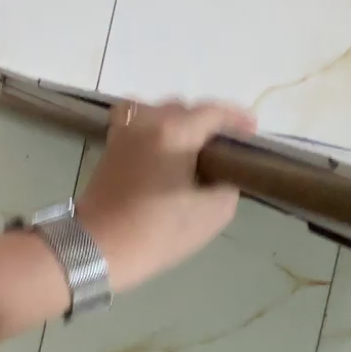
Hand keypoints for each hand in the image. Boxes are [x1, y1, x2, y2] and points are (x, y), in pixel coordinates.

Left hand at [74, 100, 254, 291]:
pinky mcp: (110, 145)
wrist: (98, 243)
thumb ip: (225, 183)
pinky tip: (166, 149)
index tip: (252, 131)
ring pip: (156, 110)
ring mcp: (123, 131)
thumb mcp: (212, 213)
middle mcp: (144, 122)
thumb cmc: (158, 231)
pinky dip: (154, 126)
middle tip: (225, 145)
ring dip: (178, 121)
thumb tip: (220, 171)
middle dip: (207, 121)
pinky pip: (136, 121)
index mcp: (172, 132)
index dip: (236, 117)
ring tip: (195, 147)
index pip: (211, 112)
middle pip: (181, 107)